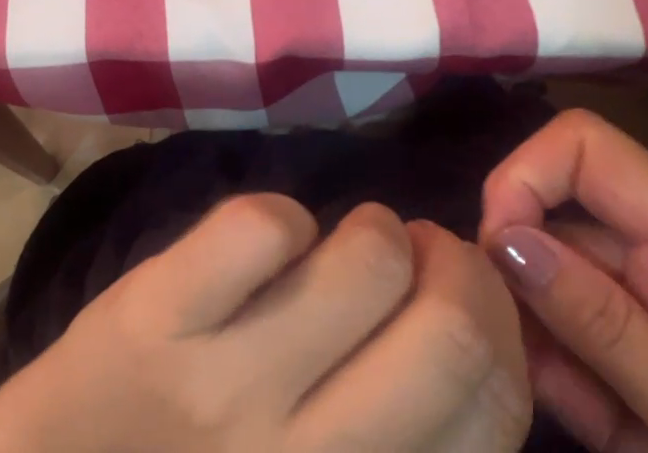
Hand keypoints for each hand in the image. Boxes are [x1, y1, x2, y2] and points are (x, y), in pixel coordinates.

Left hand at [0, 195, 531, 452]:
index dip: (499, 328)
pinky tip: (259, 248)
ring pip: (364, 261)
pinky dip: (278, 219)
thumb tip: (465, 319)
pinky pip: (258, 226)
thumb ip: (389, 429)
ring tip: (343, 244)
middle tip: (421, 253)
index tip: (463, 296)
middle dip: (456, 268)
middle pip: (451, 332)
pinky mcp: (148, 319)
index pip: (493, 411)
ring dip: (372, 232)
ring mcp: (223, 388)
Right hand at [479, 109, 647, 452]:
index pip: (590, 149)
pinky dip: (555, 379)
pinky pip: (566, 340)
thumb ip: (614, 332)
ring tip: (574, 414)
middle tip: (521, 366)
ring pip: (547, 286)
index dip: (524, 178)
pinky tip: (591, 425)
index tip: (495, 257)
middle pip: (553, 223)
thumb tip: (503, 236)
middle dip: (515, 284)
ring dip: (534, 343)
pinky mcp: (644, 360)